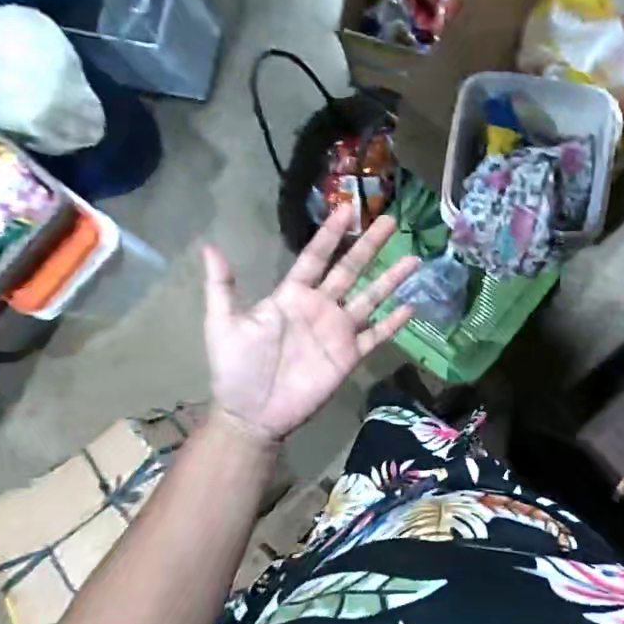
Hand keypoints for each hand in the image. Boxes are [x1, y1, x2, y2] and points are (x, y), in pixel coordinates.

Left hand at [201, 205, 419, 441]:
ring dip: (390, 279)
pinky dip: (393, 323)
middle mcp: (319, 307)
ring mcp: (337, 332)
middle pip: (350, 270)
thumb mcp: (222, 324)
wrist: (251, 414)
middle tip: (389, 221)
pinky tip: (411, 307)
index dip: (330, 234)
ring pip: (370, 298)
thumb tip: (209, 246)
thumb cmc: (235, 368)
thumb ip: (222, 286)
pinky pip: (375, 336)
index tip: (346, 209)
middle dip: (369, 246)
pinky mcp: (348, 356)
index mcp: (291, 295)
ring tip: (414, 259)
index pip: (315, 257)